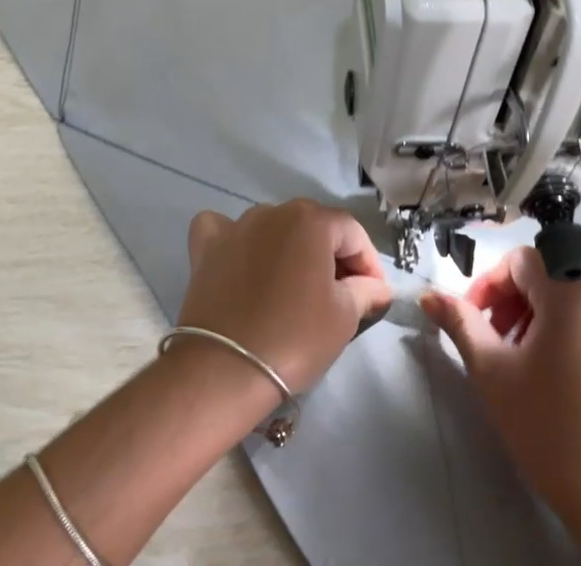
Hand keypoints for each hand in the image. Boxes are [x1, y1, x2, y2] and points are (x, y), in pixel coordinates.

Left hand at [179, 200, 391, 394]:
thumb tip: (375, 286)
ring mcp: (234, 228)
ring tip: (296, 287)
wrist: (224, 369)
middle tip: (343, 295)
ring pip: (273, 229)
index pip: (352, 234)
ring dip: (289, 250)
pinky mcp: (205, 250)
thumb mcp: (343, 316)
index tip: (375, 295)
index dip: (369, 264)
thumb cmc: (294, 337)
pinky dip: (237, 241)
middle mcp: (271, 212)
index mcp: (310, 220)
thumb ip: (365, 291)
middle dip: (332, 256)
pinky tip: (242, 260)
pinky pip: (224, 232)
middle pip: (313, 228)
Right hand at [421, 246, 580, 562]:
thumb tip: (430, 295)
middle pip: (547, 277)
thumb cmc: (548, 428)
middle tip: (490, 343)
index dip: (489, 282)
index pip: (523, 259)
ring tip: (516, 364)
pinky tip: (549, 382)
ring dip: (533, 318)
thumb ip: (461, 325)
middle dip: (510, 301)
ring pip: (568, 302)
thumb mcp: (493, 373)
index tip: (473, 320)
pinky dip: (561, 336)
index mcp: (572, 297)